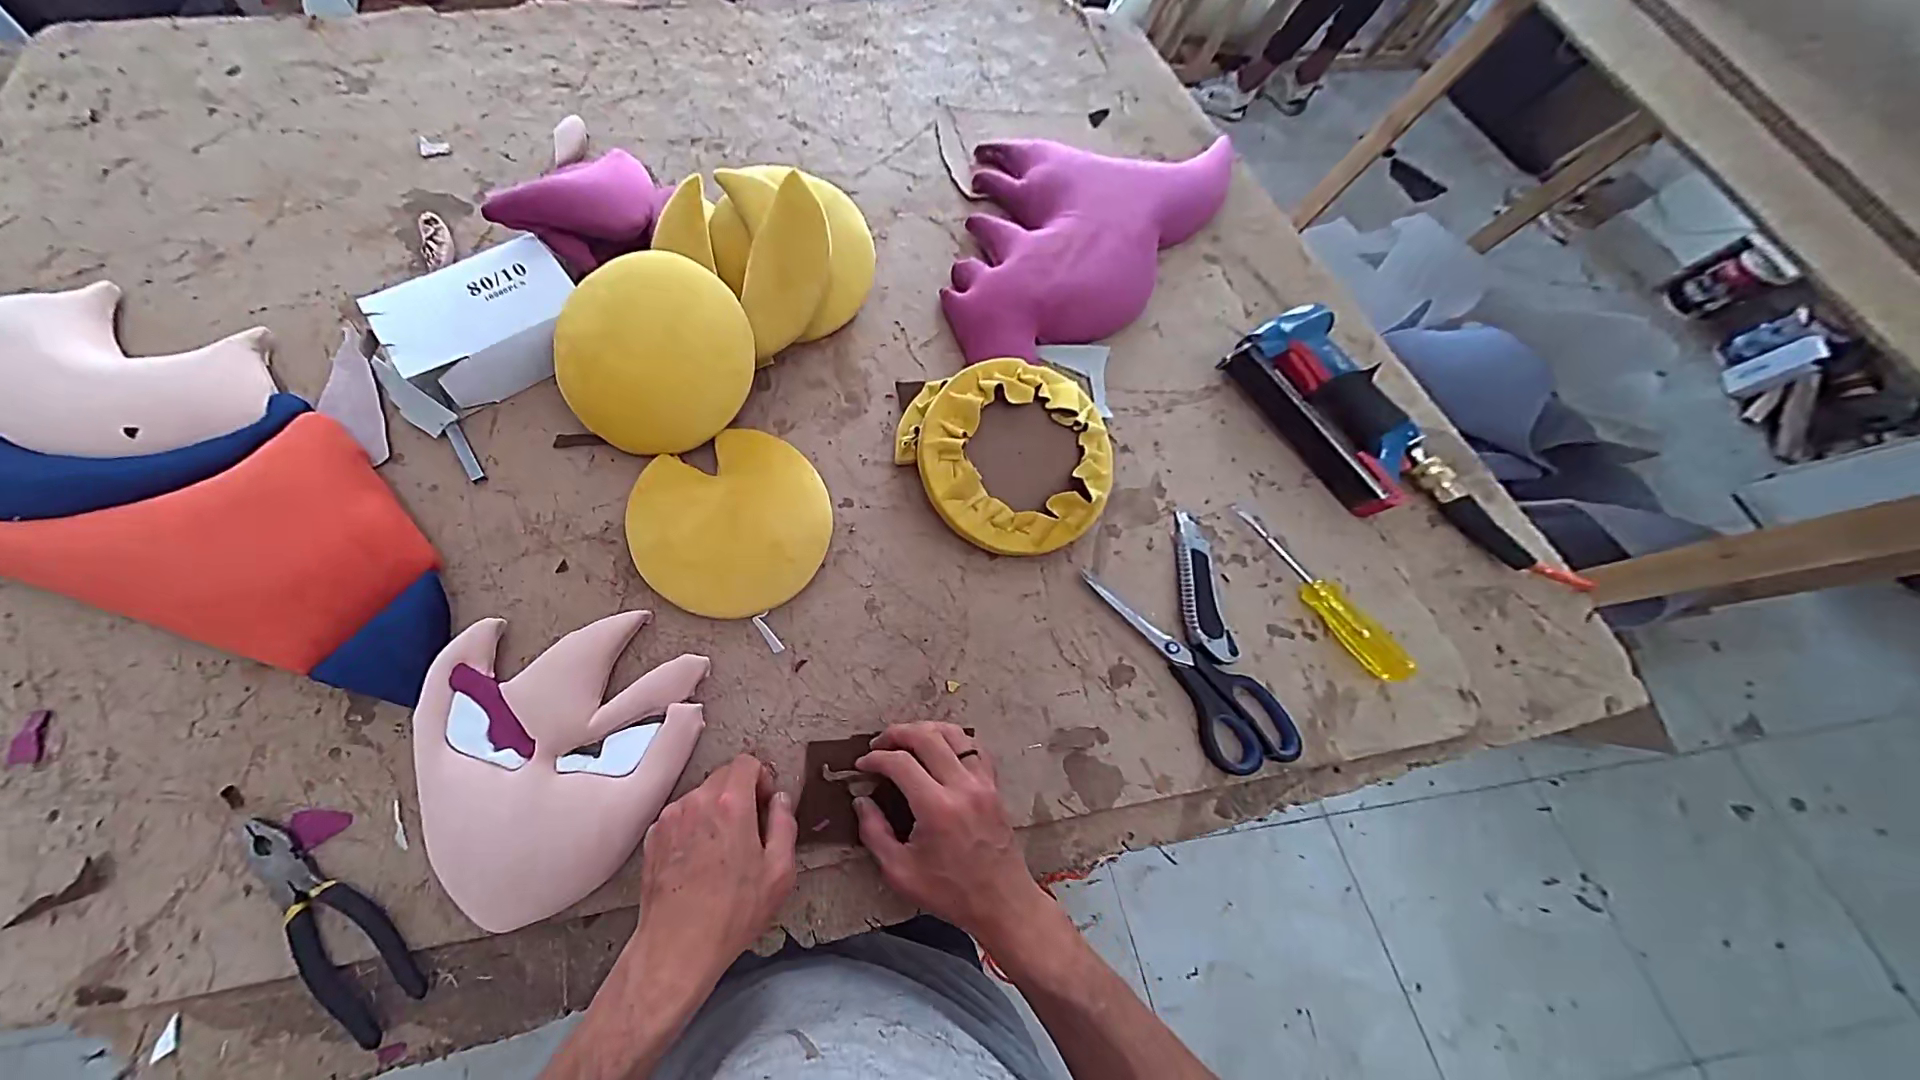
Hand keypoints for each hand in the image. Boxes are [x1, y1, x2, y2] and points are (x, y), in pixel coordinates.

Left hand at [633, 755, 796, 979]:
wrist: (676, 949)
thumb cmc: (728, 915)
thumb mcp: (779, 871)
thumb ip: (785, 824)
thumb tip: (781, 802)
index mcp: (730, 805)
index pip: (747, 763)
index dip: (762, 777)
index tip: (765, 800)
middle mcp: (696, 804)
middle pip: (723, 776)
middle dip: (741, 792)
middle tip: (751, 825)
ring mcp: (670, 820)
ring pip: (701, 796)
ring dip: (716, 810)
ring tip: (724, 849)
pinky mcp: (653, 839)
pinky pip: (681, 817)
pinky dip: (694, 827)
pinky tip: (702, 860)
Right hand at [854, 722, 1050, 950]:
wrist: (1002, 902)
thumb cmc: (951, 892)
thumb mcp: (900, 872)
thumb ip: (874, 833)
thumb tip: (862, 801)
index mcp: (937, 808)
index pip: (900, 763)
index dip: (875, 758)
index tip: (862, 764)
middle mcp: (962, 787)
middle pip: (927, 737)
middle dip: (897, 733)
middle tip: (879, 743)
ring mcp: (982, 783)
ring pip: (954, 734)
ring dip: (926, 729)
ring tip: (907, 739)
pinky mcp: (993, 785)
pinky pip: (975, 747)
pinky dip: (955, 740)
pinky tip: (940, 748)